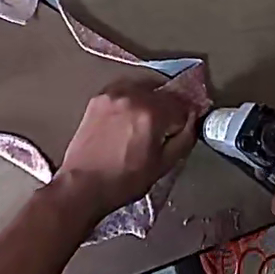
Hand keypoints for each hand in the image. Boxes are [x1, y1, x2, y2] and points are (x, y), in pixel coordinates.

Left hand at [53, 84, 202, 221]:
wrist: (82, 186)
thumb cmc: (124, 180)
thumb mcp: (164, 164)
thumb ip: (185, 138)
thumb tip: (192, 121)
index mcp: (153, 113)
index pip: (182, 104)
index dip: (186, 116)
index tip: (183, 126)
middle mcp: (134, 96)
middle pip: (164, 92)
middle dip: (170, 107)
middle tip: (167, 125)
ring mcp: (114, 95)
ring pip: (144, 87)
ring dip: (152, 98)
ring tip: (148, 118)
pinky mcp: (98, 99)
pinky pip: (124, 89)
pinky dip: (132, 97)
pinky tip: (130, 113)